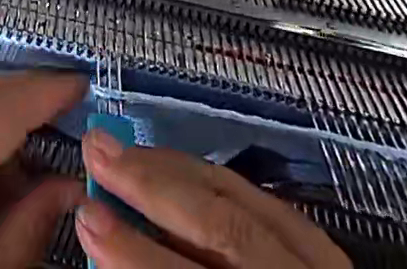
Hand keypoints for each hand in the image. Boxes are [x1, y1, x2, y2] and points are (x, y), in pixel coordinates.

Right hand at [76, 127, 350, 268]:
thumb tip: (106, 254)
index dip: (134, 252)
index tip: (87, 218)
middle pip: (221, 225)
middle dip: (149, 185)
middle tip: (97, 149)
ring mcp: (316, 265)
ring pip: (240, 199)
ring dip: (173, 170)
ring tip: (123, 152)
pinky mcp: (319, 248)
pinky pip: (258, 199)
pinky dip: (208, 180)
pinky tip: (173, 169)